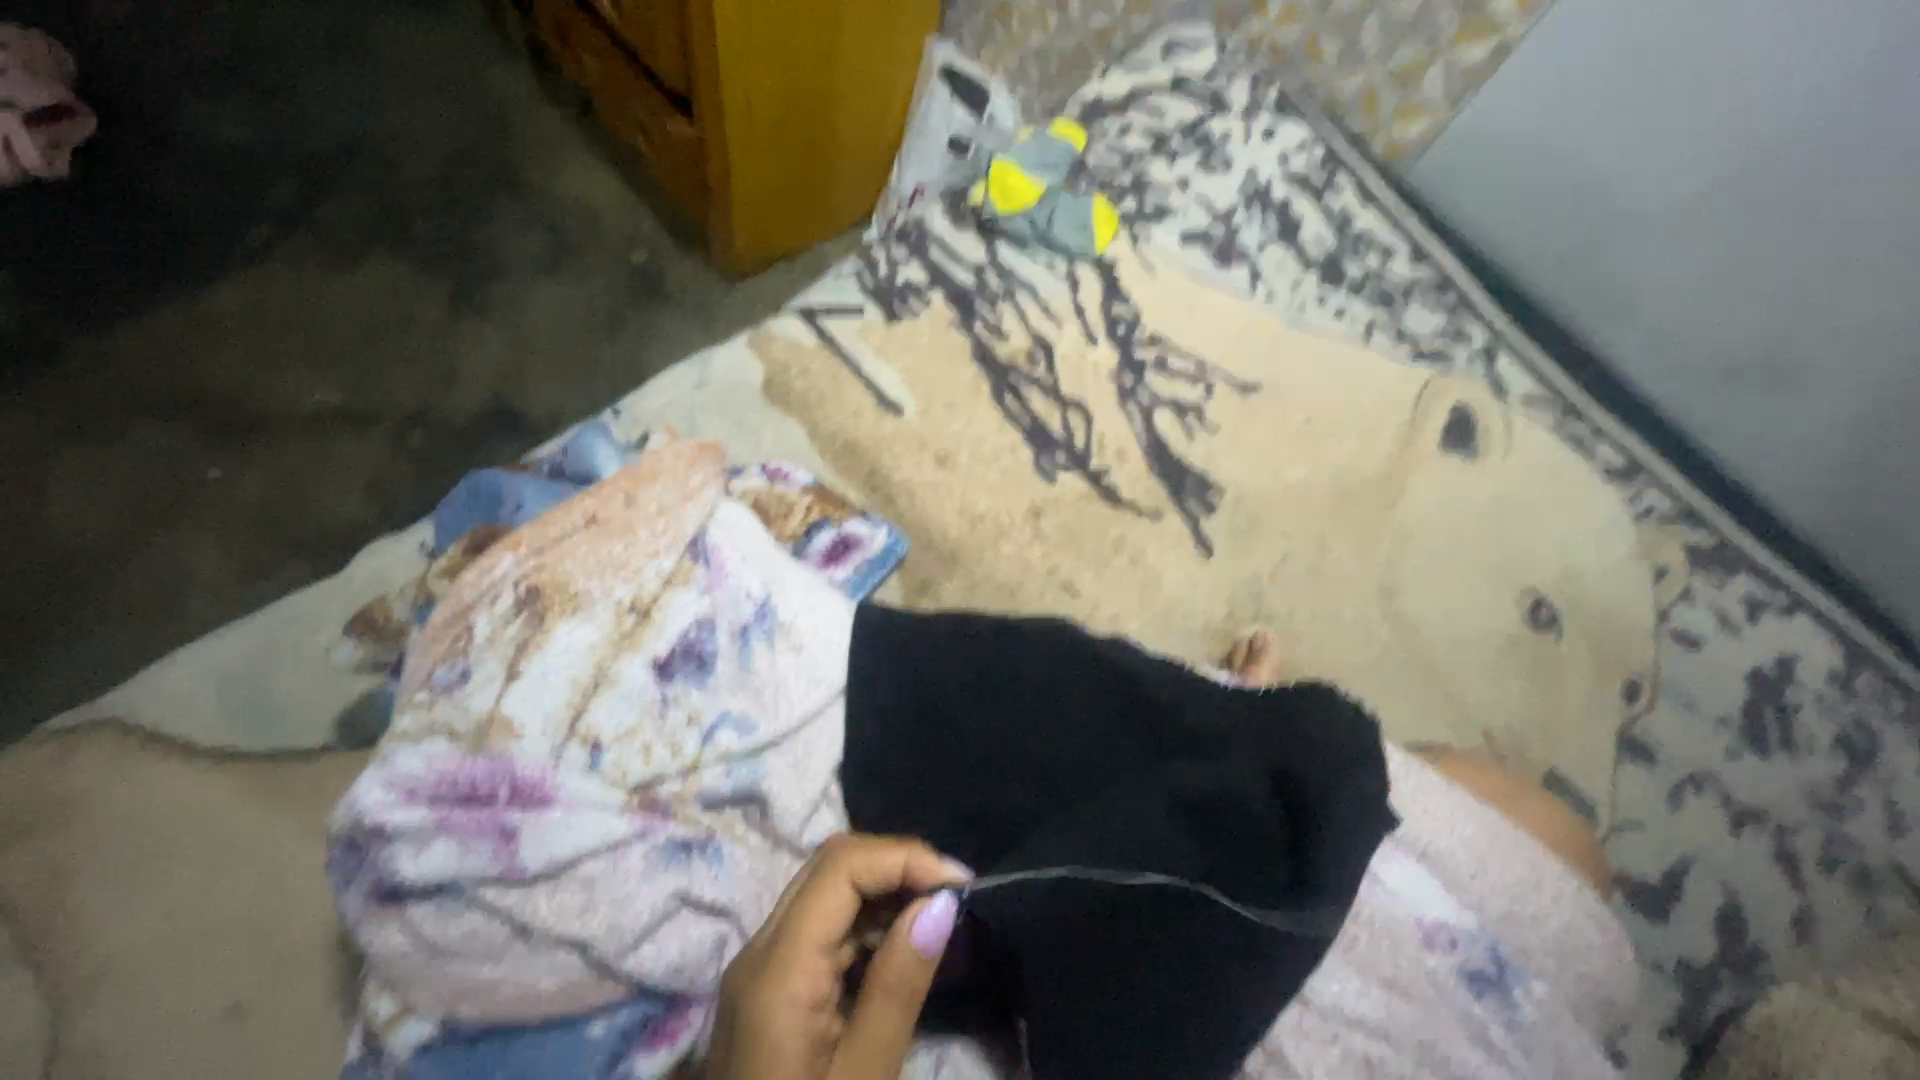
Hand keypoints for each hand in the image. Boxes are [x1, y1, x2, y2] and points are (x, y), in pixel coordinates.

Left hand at [704, 834, 970, 1079]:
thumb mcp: (863, 1077)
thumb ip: (899, 986)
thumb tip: (940, 903)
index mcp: (778, 968)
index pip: (841, 866)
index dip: (905, 857)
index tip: (963, 887)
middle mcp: (761, 950)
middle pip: (830, 867)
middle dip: (898, 866)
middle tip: (957, 899)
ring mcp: (760, 968)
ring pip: (826, 891)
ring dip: (886, 892)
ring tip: (941, 920)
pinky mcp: (769, 988)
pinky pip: (822, 929)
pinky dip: (868, 924)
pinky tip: (904, 949)